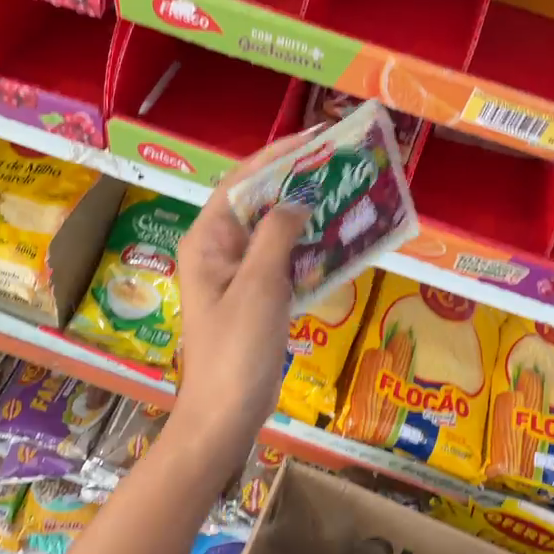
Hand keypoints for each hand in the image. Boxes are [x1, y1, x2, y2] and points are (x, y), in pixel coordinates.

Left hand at [172, 139, 312, 462]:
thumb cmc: (236, 348)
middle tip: (339, 166)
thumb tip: (296, 199)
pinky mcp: (255, 297)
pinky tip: (338, 242)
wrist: (226, 414)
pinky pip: (281, 261)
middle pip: (258, 203)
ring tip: (345, 196)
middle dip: (296, 183)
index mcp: (208, 240)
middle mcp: (219, 250)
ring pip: (273, 232)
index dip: (276, 156)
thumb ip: (276, 236)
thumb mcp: (258, 286)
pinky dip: (307, 249)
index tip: (314, 140)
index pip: (241, 182)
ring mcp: (236, 275)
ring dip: (305, 215)